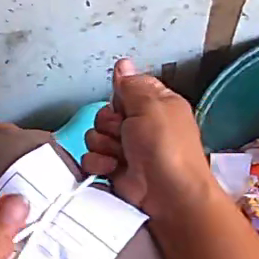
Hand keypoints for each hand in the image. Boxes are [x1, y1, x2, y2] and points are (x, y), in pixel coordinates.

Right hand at [83, 58, 217, 218]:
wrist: (167, 194)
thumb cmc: (166, 148)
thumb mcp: (151, 106)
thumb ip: (132, 84)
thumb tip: (123, 64)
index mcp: (155, 105)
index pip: (125, 90)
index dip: (121, 98)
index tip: (127, 107)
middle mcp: (140, 125)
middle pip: (104, 113)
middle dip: (109, 124)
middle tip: (125, 134)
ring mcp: (126, 149)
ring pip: (94, 136)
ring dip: (104, 146)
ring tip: (121, 155)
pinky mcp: (113, 169)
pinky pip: (91, 158)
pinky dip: (99, 164)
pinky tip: (113, 168)